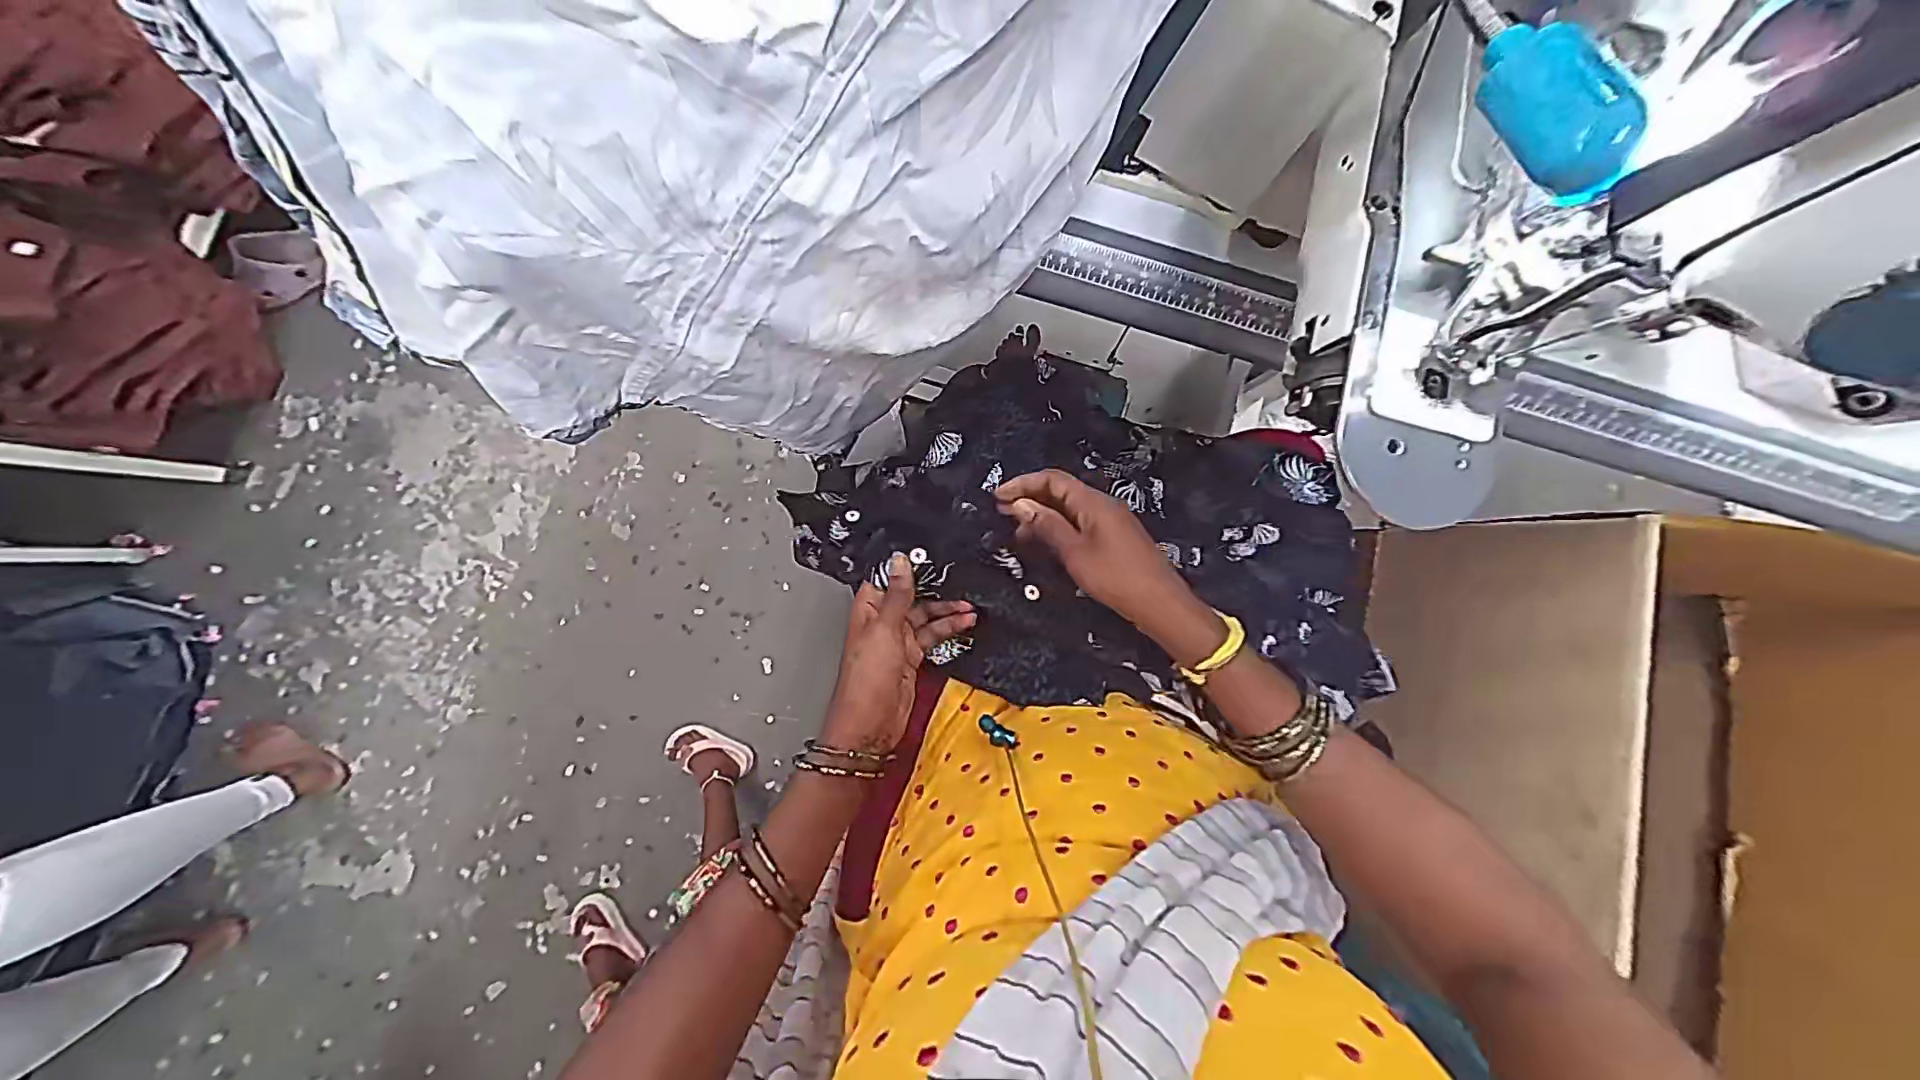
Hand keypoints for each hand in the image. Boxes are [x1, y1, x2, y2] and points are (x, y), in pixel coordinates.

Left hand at [820, 553, 974, 755]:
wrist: (871, 725)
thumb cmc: (865, 682)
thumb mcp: (884, 630)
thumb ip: (897, 595)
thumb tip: (900, 562)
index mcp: (868, 610)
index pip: (887, 578)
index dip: (907, 567)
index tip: (928, 556)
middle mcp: (882, 623)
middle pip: (911, 596)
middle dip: (934, 590)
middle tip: (958, 582)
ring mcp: (898, 641)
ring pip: (926, 617)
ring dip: (946, 611)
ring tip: (969, 607)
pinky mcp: (912, 658)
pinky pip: (933, 637)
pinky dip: (949, 630)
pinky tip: (964, 624)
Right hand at [995, 470, 1219, 663]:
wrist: (1159, 603)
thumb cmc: (1117, 578)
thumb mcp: (1074, 552)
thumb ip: (1047, 525)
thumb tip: (1021, 504)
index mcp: (1093, 502)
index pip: (1052, 479)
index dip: (1022, 484)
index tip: (998, 496)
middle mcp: (1103, 505)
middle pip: (1061, 491)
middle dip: (1030, 498)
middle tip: (1002, 511)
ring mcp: (1110, 521)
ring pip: (1069, 509)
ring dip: (1042, 515)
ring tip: (1018, 532)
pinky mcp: (1114, 539)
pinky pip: (1080, 524)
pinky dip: (1058, 528)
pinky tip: (1046, 543)